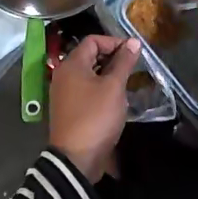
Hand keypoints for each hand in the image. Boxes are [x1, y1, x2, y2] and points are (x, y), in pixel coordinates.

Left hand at [48, 35, 140, 181]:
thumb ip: (124, 63)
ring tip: (127, 82)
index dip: (114, 42)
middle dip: (112, 58)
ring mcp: (64, 93)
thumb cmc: (95, 117)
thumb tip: (134, 42)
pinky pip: (85, 90)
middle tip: (133, 66)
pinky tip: (115, 98)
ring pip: (88, 74)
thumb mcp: (114, 87)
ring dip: (107, 74)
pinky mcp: (68, 109)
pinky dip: (100, 88)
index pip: (92, 40)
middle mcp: (63, 75)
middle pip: (89, 56)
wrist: (76, 158)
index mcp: (71, 65)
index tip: (133, 52)